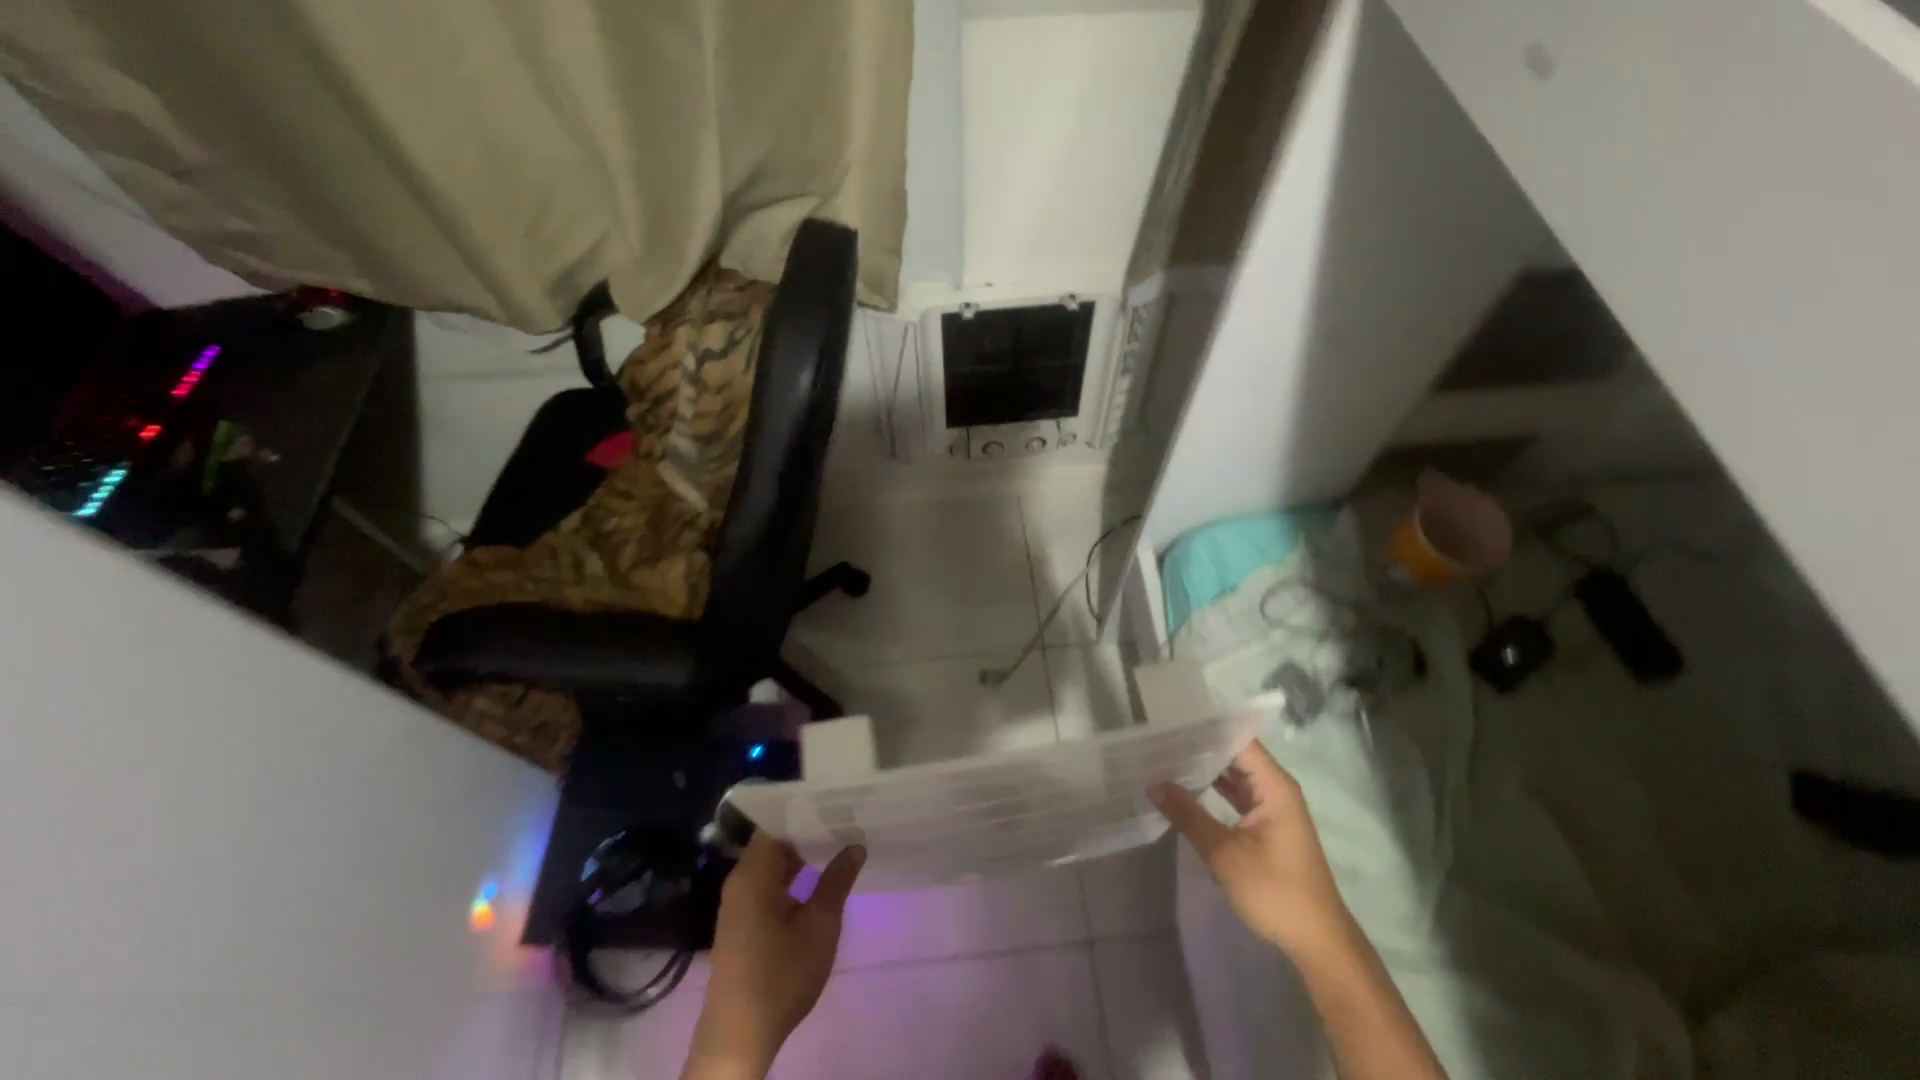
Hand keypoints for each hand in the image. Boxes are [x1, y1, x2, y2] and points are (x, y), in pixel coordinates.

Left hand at [682, 832, 864, 1079]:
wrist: (739, 1033)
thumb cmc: (781, 975)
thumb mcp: (820, 926)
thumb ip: (837, 881)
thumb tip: (854, 846)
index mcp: (753, 874)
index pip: (776, 822)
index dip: (805, 810)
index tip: (836, 802)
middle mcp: (739, 881)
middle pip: (773, 841)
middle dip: (808, 831)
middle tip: (846, 821)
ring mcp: (737, 903)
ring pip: (771, 865)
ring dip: (800, 856)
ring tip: (838, 846)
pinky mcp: (741, 922)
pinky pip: (766, 885)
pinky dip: (790, 878)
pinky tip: (817, 882)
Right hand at [1150, 742, 1348, 958]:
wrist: (1314, 939)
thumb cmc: (1273, 890)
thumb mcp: (1223, 852)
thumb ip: (1188, 814)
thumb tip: (1154, 784)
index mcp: (1275, 786)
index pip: (1238, 741)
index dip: (1206, 730)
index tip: (1170, 723)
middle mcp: (1276, 790)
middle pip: (1236, 757)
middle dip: (1199, 749)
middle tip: (1157, 740)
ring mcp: (1272, 810)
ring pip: (1235, 778)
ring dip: (1204, 771)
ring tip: (1163, 759)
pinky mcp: (1266, 829)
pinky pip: (1236, 799)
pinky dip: (1213, 793)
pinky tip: (1184, 791)